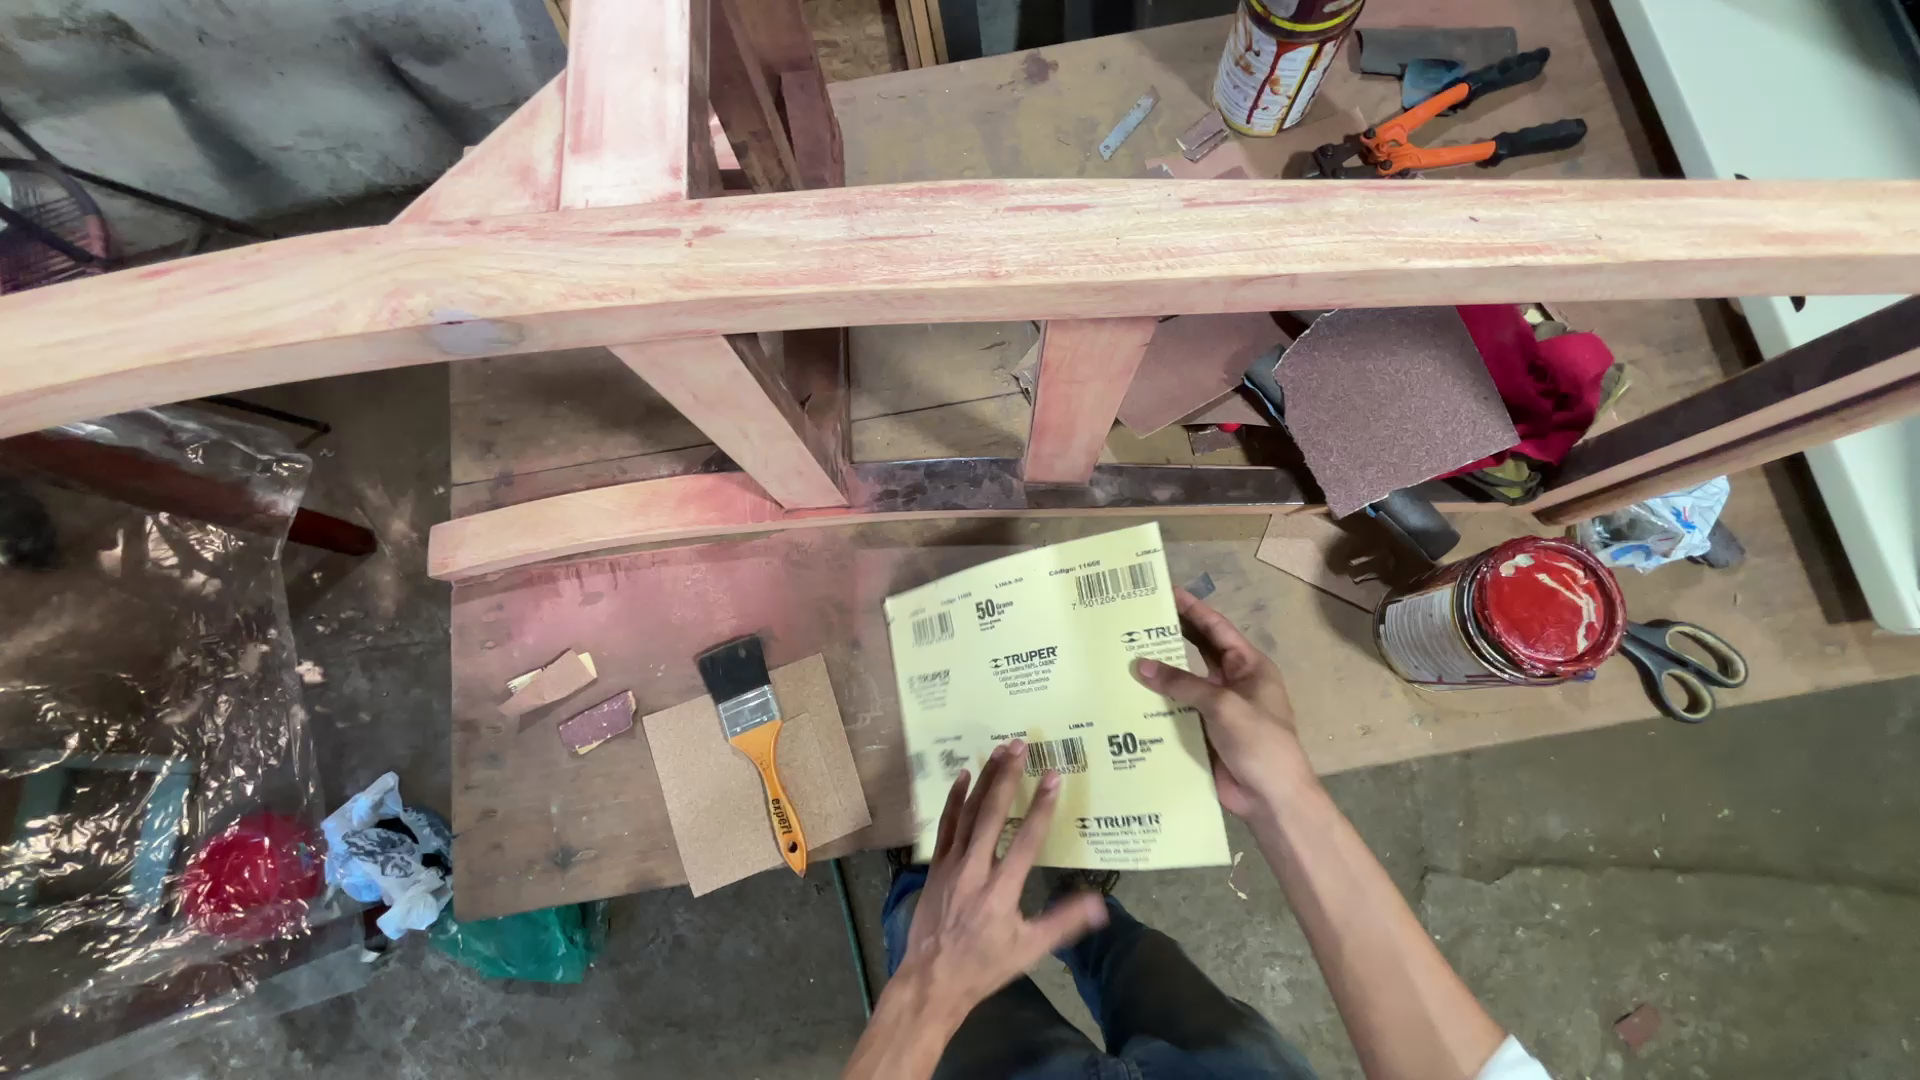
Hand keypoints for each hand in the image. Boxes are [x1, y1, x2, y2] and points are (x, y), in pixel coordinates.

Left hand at [896, 740, 1109, 1023]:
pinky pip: (946, 824)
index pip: (1026, 839)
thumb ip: (1063, 922)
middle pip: (992, 814)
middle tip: (1020, 745)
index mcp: (1002, 890)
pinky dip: (955, 798)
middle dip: (1008, 777)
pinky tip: (963, 776)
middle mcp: (975, 869)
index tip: (1053, 776)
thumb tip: (1100, 904)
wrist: (932, 980)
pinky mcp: (935, 864)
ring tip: (998, 750)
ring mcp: (951, 863)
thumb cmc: (985, 965)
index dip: (1042, 806)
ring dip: (985, 779)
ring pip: (969, 812)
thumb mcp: (1029, 950)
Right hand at [1132, 587, 1312, 817]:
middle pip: (1198, 651)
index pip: (1216, 629)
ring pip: (1183, 681)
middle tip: (1137, 618)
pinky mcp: (1203, 732)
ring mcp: (1217, 708)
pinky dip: (1155, 702)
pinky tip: (1128, 695)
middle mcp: (1232, 683)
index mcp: (1249, 667)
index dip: (1192, 609)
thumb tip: (1140, 665)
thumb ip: (1182, 683)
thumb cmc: (1259, 742)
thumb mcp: (1222, 705)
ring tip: (1124, 652)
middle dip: (1172, 634)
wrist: (1272, 798)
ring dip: (1159, 670)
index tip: (1166, 591)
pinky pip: (1175, 710)